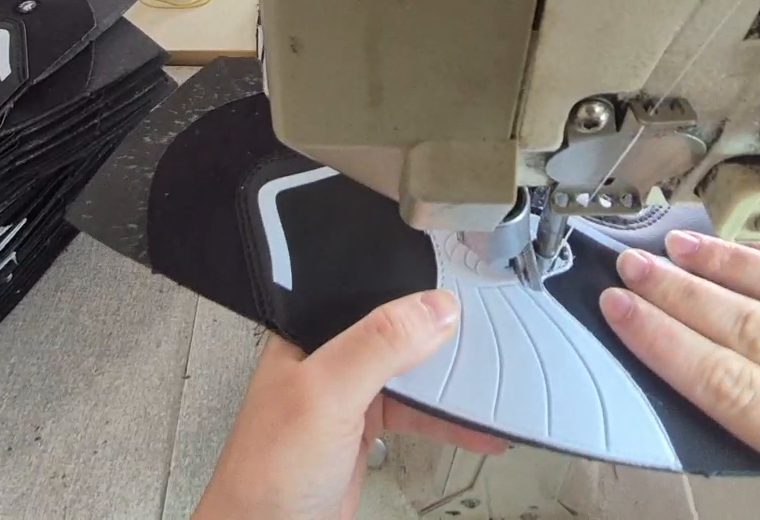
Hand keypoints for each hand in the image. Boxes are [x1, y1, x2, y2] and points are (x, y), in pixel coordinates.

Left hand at [192, 290, 507, 519]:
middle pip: (397, 331)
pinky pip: (415, 413)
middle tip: (489, 336)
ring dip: (449, 382)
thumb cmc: (267, 471)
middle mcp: (329, 354)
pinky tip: (475, 428)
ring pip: (411, 373)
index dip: (415, 288)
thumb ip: (378, 346)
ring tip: (491, 382)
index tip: (464, 291)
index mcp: (311, 329)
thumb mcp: (327, 393)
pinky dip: (447, 421)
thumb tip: (434, 307)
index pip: (372, 292)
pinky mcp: (363, 430)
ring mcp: (348, 394)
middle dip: (441, 334)